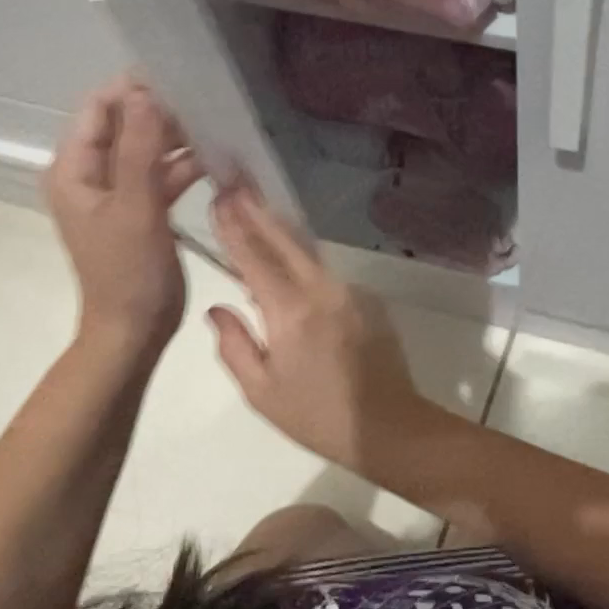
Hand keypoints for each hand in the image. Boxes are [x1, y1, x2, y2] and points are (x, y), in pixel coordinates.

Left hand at [43, 78, 203, 351]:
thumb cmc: (129, 272)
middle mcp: (89, 175)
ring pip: (146, 151)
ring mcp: (115, 195)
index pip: (99, 108)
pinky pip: (159, 178)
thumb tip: (145, 93)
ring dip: (176, 142)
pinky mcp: (140, 213)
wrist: (132, 330)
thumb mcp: (135, 207)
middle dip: (161, 114)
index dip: (134, 90)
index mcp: (73, 169)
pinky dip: (182, 170)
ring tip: (216, 129)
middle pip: (124, 126)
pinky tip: (215, 162)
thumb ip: (139, 148)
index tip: (179, 79)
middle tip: (206, 106)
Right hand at [206, 188, 437, 470]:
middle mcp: (322, 290)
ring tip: (257, 207)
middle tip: (236, 182)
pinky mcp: (368, 303)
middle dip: (258, 211)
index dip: (234, 226)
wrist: (390, 427)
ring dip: (281, 229)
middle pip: (285, 241)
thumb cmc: (318, 417)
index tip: (218, 196)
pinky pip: (326, 273)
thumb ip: (234, 345)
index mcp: (290, 311)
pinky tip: (289, 254)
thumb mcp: (262, 392)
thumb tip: (218, 309)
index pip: (254, 257)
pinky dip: (303, 258)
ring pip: (308, 253)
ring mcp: (350, 294)